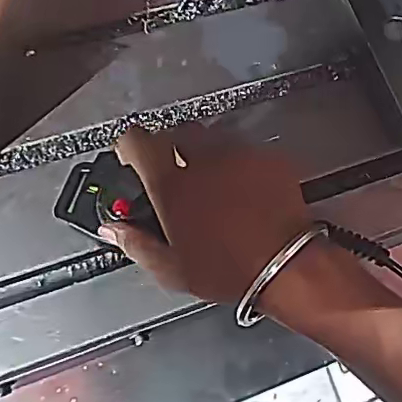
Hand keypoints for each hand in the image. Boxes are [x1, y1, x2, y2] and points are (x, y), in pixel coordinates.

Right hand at [104, 127, 396, 326]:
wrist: (287, 264)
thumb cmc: (232, 270)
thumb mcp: (172, 269)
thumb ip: (136, 242)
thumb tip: (115, 230)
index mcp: (172, 184)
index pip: (136, 140)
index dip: (130, 146)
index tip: (131, 155)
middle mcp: (204, 162)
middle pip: (176, 132)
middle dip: (171, 147)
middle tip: (174, 172)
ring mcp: (239, 157)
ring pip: (214, 139)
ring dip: (207, 154)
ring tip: (212, 184)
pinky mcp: (269, 160)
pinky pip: (247, 151)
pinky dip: (240, 164)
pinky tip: (243, 189)